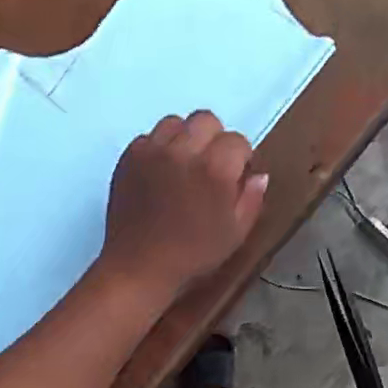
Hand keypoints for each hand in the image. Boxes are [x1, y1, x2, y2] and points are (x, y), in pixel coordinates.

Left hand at [95, 111, 267, 299]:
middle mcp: (184, 151)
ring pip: (176, 123)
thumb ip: (251, 200)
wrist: (140, 266)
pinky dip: (158, 149)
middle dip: (215, 139)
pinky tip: (161, 173)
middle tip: (212, 166)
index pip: (238, 141)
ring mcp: (153, 151)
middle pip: (207, 120)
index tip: (236, 177)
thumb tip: (258, 175)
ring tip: (184, 165)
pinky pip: (149, 138)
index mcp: (215, 169)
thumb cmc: (192, 255)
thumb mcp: (235, 234)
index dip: (241, 158)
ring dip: (185, 138)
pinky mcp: (129, 157)